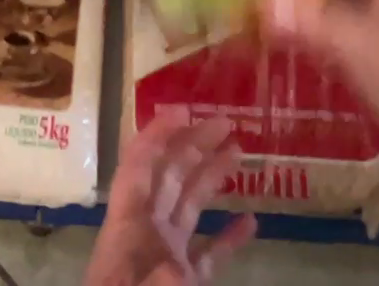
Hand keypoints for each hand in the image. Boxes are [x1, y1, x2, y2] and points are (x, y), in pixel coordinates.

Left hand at [83, 107, 257, 285]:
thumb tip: (179, 268)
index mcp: (126, 229)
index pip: (139, 168)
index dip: (158, 135)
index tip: (185, 109)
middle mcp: (146, 234)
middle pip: (170, 176)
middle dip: (195, 144)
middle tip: (228, 120)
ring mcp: (166, 258)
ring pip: (191, 206)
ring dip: (213, 177)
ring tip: (241, 151)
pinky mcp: (184, 283)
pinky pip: (208, 255)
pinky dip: (229, 238)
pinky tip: (253, 222)